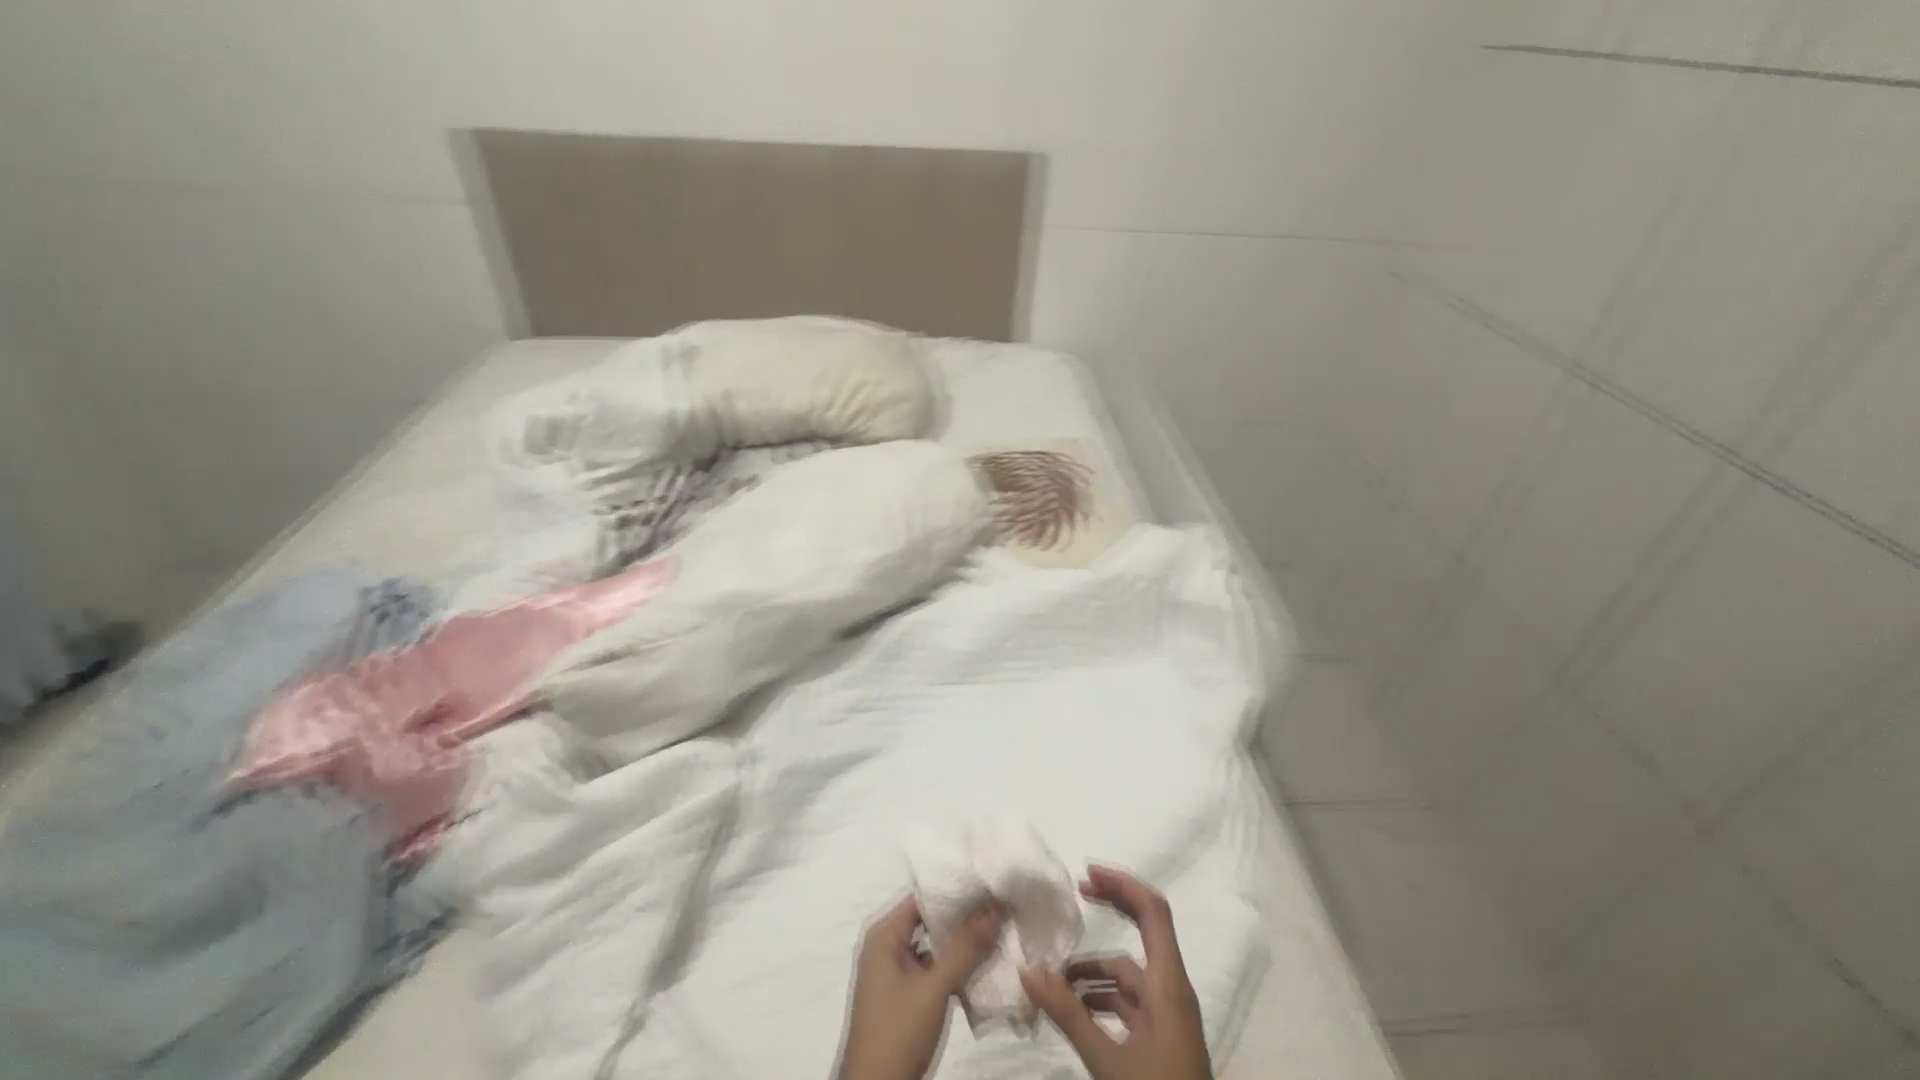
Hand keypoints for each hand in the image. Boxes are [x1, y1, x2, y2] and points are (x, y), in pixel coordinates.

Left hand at [836, 894, 1002, 1079]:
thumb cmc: (898, 1030)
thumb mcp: (934, 986)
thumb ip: (965, 946)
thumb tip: (996, 904)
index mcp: (884, 935)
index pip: (924, 896)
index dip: (957, 888)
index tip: (992, 881)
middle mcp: (887, 946)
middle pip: (930, 920)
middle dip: (965, 915)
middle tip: (1004, 904)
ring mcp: (896, 972)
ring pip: (935, 945)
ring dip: (964, 941)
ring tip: (1003, 928)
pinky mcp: (907, 995)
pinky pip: (935, 968)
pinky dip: (957, 965)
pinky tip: (987, 964)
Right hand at [1020, 865, 1211, 1079]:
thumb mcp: (1107, 1061)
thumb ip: (1068, 1014)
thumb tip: (1027, 969)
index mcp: (1168, 985)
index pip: (1154, 913)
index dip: (1123, 885)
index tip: (1087, 874)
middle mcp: (1172, 990)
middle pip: (1145, 931)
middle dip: (1112, 908)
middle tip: (1076, 894)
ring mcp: (1167, 1014)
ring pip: (1129, 973)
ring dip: (1093, 969)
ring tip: (1052, 976)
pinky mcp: (1160, 1036)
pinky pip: (1128, 1001)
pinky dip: (1100, 997)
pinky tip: (1071, 1007)